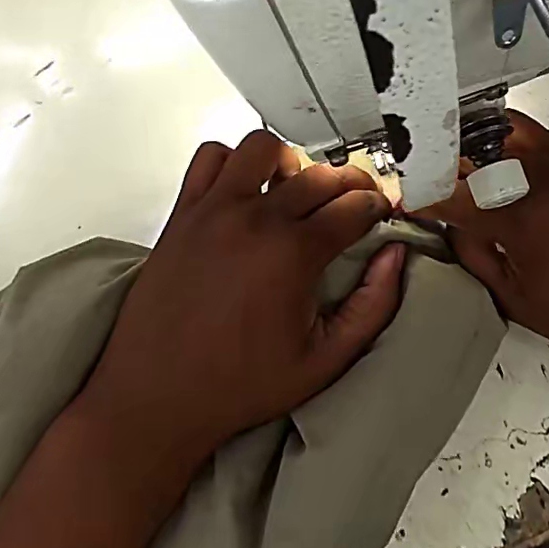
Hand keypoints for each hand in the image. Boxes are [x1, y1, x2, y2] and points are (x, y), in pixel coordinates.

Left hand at [80, 131, 403, 458]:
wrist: (155, 399)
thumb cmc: (237, 384)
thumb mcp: (326, 360)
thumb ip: (373, 306)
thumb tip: (394, 258)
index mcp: (293, 255)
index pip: (355, 206)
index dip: (379, 208)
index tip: (381, 216)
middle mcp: (254, 222)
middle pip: (321, 175)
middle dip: (351, 185)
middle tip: (355, 206)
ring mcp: (215, 212)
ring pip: (264, 148)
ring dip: (291, 163)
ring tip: (298, 191)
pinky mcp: (184, 215)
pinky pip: (210, 159)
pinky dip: (233, 163)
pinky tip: (247, 190)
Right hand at [425, 112, 548, 371]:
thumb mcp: (513, 295)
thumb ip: (471, 252)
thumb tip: (451, 224)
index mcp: (525, 218)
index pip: (458, 195)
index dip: (428, 195)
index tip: (414, 195)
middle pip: (481, 147)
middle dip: (452, 159)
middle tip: (441, 173)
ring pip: (511, 129)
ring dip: (484, 144)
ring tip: (472, 166)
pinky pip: (542, 138)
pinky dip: (517, 146)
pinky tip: (511, 171)